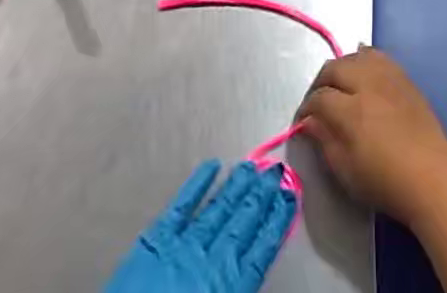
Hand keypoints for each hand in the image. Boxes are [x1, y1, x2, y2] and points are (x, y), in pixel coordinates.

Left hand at [106, 160, 296, 292]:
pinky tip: (213, 166)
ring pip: (220, 208)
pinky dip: (198, 185)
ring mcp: (186, 248)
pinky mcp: (156, 243)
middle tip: (275, 170)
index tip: (290, 195)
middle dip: (262, 193)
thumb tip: (254, 262)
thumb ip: (241, 286)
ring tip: (250, 166)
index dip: (279, 217)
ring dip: (237, 185)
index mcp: (234, 286)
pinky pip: (181, 207)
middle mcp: (216, 260)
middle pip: (245, 219)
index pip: (264, 245)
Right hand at [297, 47, 446, 225]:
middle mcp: (369, 85)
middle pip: (336, 68)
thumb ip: (324, 139)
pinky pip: (381, 57)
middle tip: (317, 101)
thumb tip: (309, 120)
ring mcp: (390, 78)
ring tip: (339, 85)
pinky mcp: (405, 78)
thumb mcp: (344, 169)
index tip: (303, 122)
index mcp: (350, 110)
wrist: (429, 174)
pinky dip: (366, 60)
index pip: (319, 97)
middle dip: (320, 83)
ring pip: (358, 56)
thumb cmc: (383, 180)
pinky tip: (363, 71)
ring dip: (343, 67)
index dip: (306, 109)